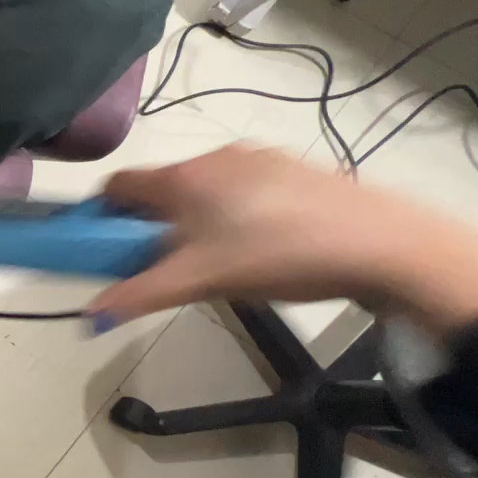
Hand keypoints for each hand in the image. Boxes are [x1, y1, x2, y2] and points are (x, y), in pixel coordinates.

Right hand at [89, 144, 477, 337]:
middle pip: (157, 189)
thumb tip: (87, 317)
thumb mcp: (198, 282)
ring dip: (192, 218)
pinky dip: (234, 211)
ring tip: (220, 257)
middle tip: (167, 261)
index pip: (114, 186)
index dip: (100, 216)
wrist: (390, 247)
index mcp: (180, 179)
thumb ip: (136, 296)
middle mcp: (212, 159)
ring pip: (201, 189)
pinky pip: (242, 187)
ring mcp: (259, 159)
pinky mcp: (297, 168)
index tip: (108, 246)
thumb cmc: (276, 256)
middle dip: (149, 223)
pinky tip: (263, 243)